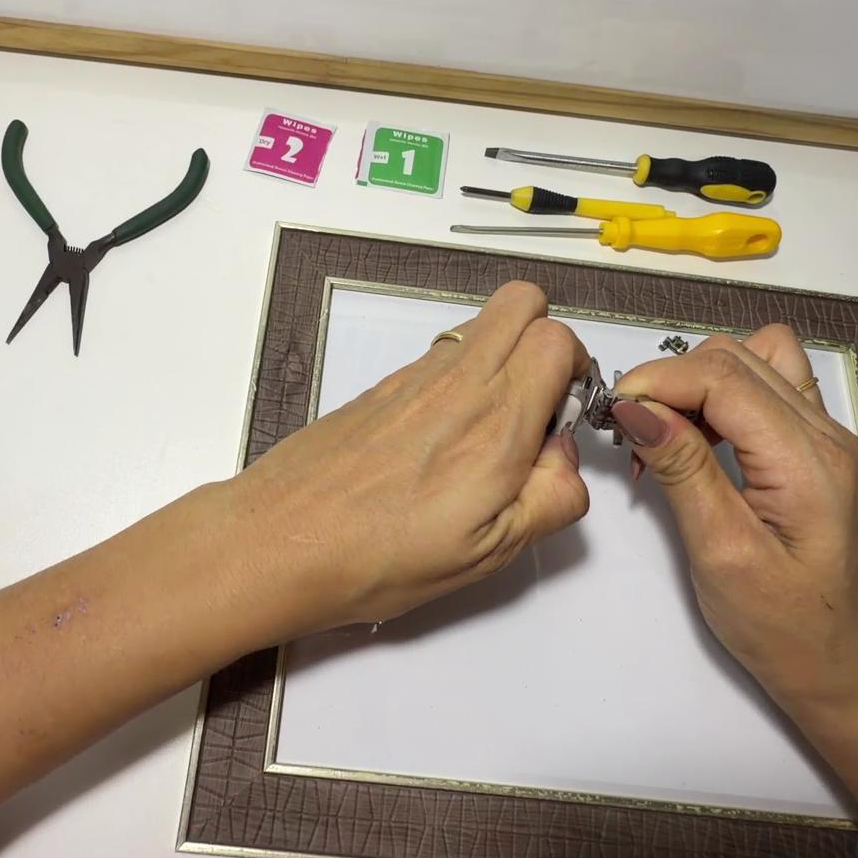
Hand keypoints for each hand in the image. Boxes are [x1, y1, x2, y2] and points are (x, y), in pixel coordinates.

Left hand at [219, 281, 590, 638]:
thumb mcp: (488, 551)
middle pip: (522, 301)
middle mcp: (455, 382)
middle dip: (546, 337)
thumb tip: (563, 459)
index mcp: (494, 421)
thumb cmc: (377, 556)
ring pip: (478, 324)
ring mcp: (413, 377)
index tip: (563, 415)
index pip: (558, 337)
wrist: (280, 542)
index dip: (576, 368)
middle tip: (537, 401)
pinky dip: (458, 375)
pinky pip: (438, 354)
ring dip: (500, 355)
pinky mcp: (381, 385)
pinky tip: (439, 438)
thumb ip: (551, 497)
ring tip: (484, 428)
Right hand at [612, 325, 857, 716]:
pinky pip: (761, 385)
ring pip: (748, 360)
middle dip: (670, 381)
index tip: (614, 412)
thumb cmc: (779, 623)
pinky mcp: (811, 446)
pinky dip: (716, 394)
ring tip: (664, 435)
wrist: (834, 665)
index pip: (724, 377)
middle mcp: (825, 433)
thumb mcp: (721, 550)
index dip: (659, 380)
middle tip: (633, 433)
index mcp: (809, 459)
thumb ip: (682, 468)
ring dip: (692, 383)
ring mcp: (824, 436)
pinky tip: (696, 436)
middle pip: (734, 358)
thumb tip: (635, 408)